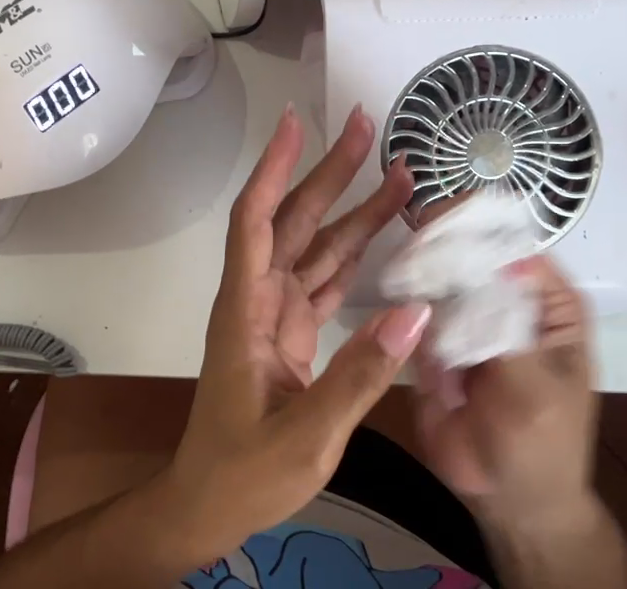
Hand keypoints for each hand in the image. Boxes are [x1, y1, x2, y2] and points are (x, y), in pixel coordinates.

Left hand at [154, 104, 427, 557]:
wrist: (209, 505)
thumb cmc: (244, 471)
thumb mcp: (306, 434)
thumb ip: (360, 375)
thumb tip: (416, 313)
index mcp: (247, 310)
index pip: (255, 221)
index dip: (274, 169)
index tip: (295, 122)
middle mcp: (259, 299)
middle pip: (292, 220)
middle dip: (327, 171)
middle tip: (364, 125)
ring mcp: (276, 315)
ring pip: (315, 247)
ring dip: (351, 210)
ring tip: (396, 172)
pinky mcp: (291, 335)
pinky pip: (324, 282)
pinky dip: (354, 256)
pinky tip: (382, 234)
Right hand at [413, 256, 598, 530]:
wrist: (508, 499)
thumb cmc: (541, 443)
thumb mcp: (536, 386)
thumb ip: (508, 327)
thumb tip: (499, 265)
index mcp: (547, 301)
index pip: (512, 246)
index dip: (474, 230)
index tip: (433, 222)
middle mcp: (504, 298)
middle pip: (467, 252)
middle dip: (437, 249)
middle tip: (411, 251)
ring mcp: (466, 316)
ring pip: (435, 274)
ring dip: (417, 275)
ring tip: (401, 282)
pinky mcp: (432, 338)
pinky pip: (414, 309)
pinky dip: (403, 307)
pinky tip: (398, 309)